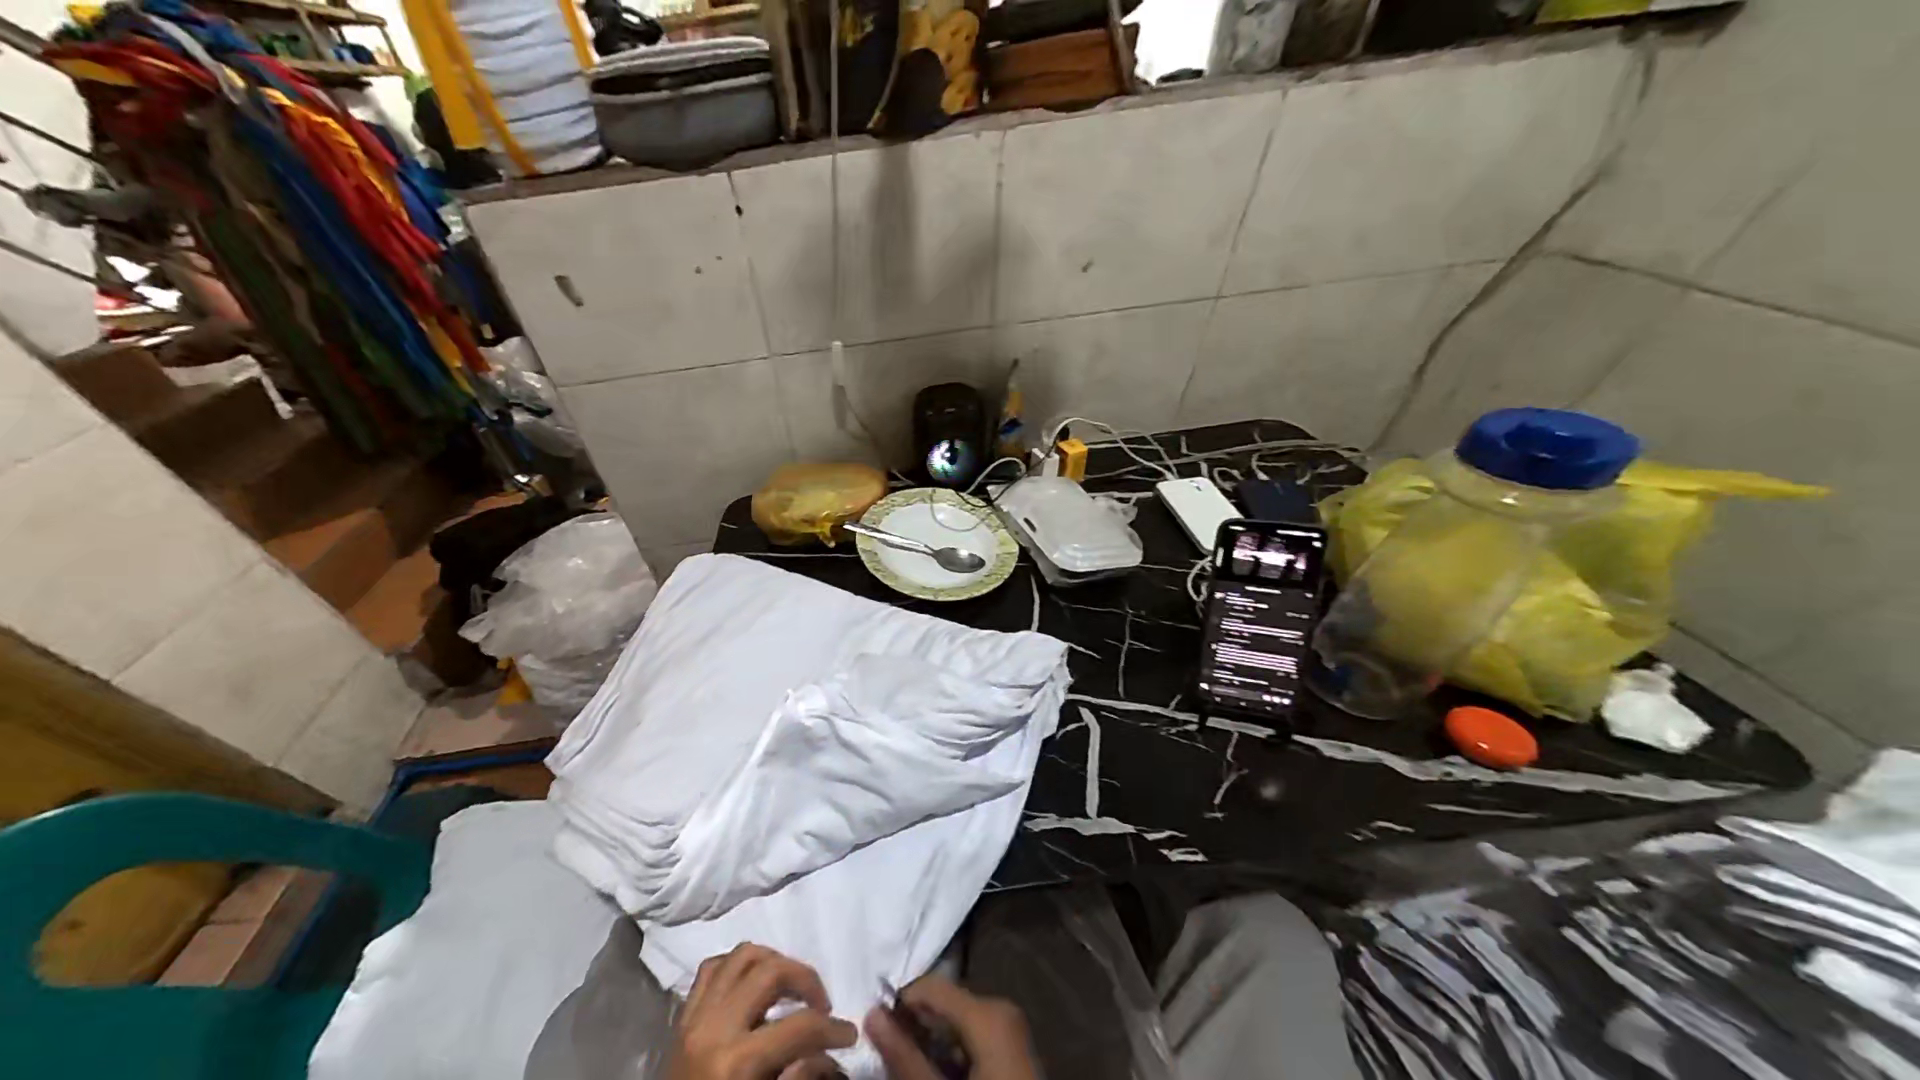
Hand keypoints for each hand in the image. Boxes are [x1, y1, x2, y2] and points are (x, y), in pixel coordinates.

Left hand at [668, 944, 857, 1079]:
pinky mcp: (680, 1019)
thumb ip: (798, 1078)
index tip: (849, 1034)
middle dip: (806, 979)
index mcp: (735, 1062)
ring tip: (791, 989)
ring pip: (742, 956)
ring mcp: (693, 1019)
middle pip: (771, 971)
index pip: (800, 1025)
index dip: (832, 1028)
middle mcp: (713, 1028)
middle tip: (821, 1005)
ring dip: (774, 963)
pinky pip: (712, 969)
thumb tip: (828, 1054)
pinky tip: (754, 986)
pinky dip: (737, 967)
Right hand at [864, 975, 1039, 1079]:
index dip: (899, 1004)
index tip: (877, 1032)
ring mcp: (1011, 1028)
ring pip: (958, 1022)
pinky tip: (940, 1076)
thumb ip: (904, 1056)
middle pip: (944, 1004)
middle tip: (892, 1059)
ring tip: (914, 1071)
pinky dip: (953, 1052)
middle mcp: (1001, 1009)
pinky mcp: (1014, 1048)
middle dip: (916, 1027)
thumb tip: (872, 1015)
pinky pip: (975, 1036)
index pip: (930, 987)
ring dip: (933, 1042)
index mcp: (987, 1013)